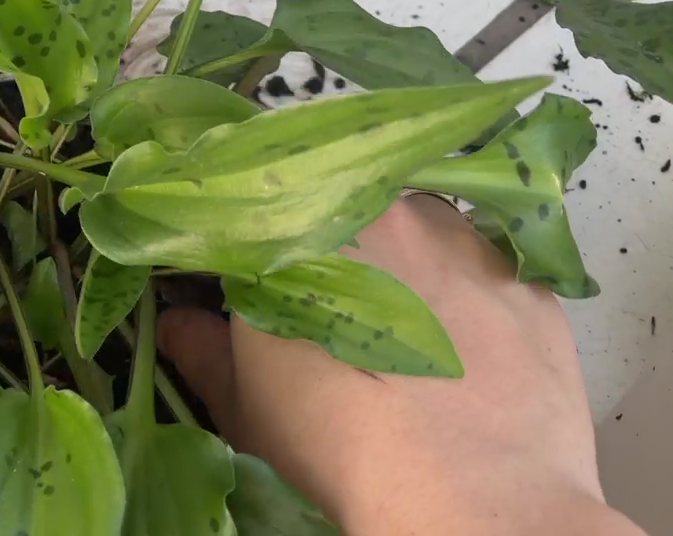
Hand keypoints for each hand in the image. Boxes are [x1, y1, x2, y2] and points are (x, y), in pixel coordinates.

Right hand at [159, 195, 643, 535]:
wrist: (474, 504)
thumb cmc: (332, 437)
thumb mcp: (238, 396)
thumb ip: (198, 345)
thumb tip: (176, 319)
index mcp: (283, 229)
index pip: (250, 205)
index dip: (242, 230)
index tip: (237, 256)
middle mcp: (366, 210)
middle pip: (329, 197)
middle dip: (318, 228)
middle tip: (311, 276)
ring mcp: (453, 240)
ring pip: (405, 216)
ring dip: (389, 241)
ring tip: (386, 294)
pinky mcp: (524, 282)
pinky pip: (476, 257)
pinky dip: (454, 277)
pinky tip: (449, 322)